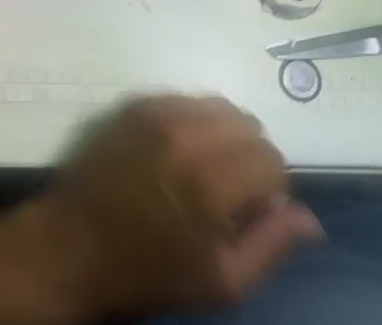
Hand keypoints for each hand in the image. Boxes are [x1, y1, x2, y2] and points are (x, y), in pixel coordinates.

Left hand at [24, 95, 323, 316]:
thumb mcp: (220, 282)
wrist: (70, 247)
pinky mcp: (136, 103)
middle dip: (250, 160)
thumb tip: (311, 218)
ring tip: (202, 171)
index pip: (273, 160)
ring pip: (220, 107)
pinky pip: (186, 99)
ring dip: (224, 136)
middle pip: (250, 127)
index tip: (247, 215)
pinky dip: (194, 122)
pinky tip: (177, 152)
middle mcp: (188, 133)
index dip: (270, 192)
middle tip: (226, 194)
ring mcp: (157, 111)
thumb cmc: (147, 272)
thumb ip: (272, 245)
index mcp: (211, 180)